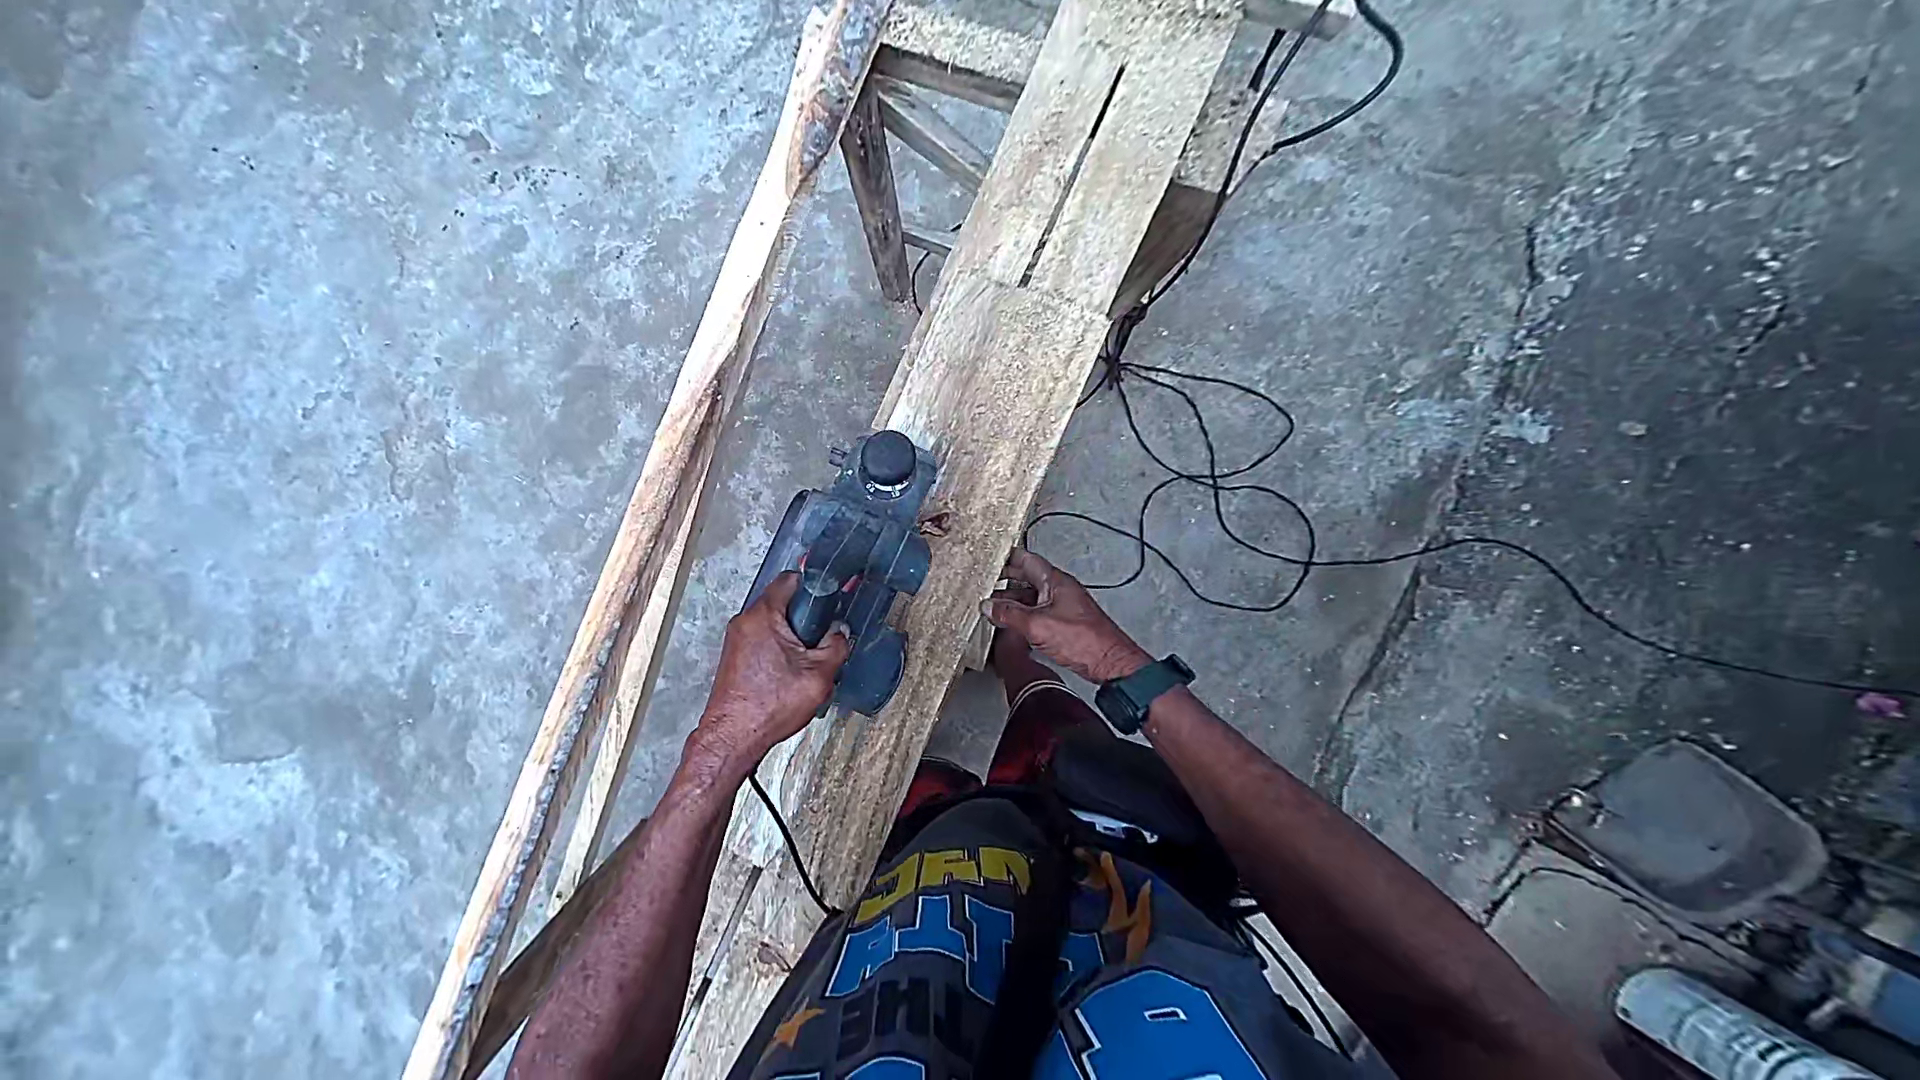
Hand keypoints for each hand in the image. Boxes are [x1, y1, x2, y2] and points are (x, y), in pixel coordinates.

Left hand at [694, 572, 849, 770]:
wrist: (733, 737)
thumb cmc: (766, 707)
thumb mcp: (819, 675)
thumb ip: (836, 646)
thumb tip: (841, 634)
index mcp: (764, 616)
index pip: (790, 579)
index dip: (815, 583)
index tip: (831, 591)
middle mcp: (745, 622)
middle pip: (783, 601)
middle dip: (807, 615)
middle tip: (823, 633)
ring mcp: (737, 639)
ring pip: (774, 622)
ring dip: (794, 634)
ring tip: (809, 657)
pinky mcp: (736, 656)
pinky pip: (763, 639)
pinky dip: (780, 647)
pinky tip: (792, 670)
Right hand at [980, 548, 1152, 682]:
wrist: (1108, 662)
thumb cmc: (1085, 640)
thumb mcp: (1037, 625)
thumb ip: (1010, 614)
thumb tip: (990, 607)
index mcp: (1056, 581)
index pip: (1027, 559)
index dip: (1007, 557)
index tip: (991, 558)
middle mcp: (1060, 590)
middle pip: (1028, 577)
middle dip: (1006, 579)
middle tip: (987, 581)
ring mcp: (1063, 606)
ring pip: (1032, 597)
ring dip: (1013, 600)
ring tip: (992, 606)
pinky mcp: (1064, 623)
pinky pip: (1038, 612)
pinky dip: (1023, 615)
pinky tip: (1011, 623)